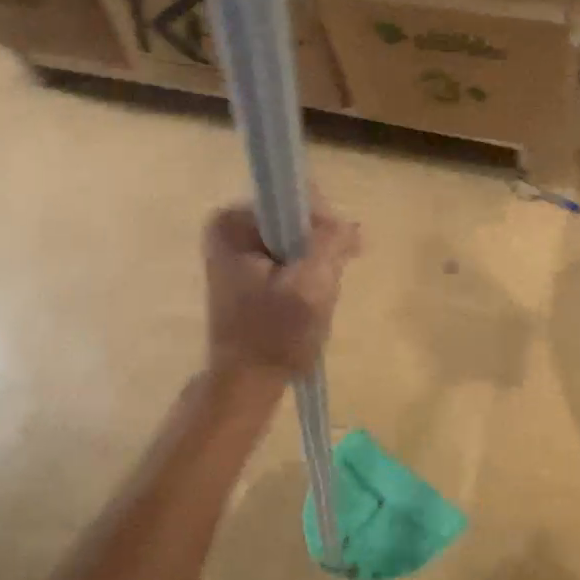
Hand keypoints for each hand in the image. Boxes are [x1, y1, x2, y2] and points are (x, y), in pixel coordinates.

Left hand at [202, 198, 360, 380]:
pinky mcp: (251, 267)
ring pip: (302, 238)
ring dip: (318, 265)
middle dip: (321, 249)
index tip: (335, 259)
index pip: (297, 198)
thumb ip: (330, 241)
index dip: (324, 226)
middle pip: (300, 217)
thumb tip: (349, 224)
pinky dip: (310, 274)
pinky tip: (308, 300)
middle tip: (325, 285)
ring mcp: (240, 247)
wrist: (248, 381)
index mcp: (233, 221)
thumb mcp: (311, 285)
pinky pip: (295, 255)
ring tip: (316, 297)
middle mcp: (231, 225)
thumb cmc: (274, 335)